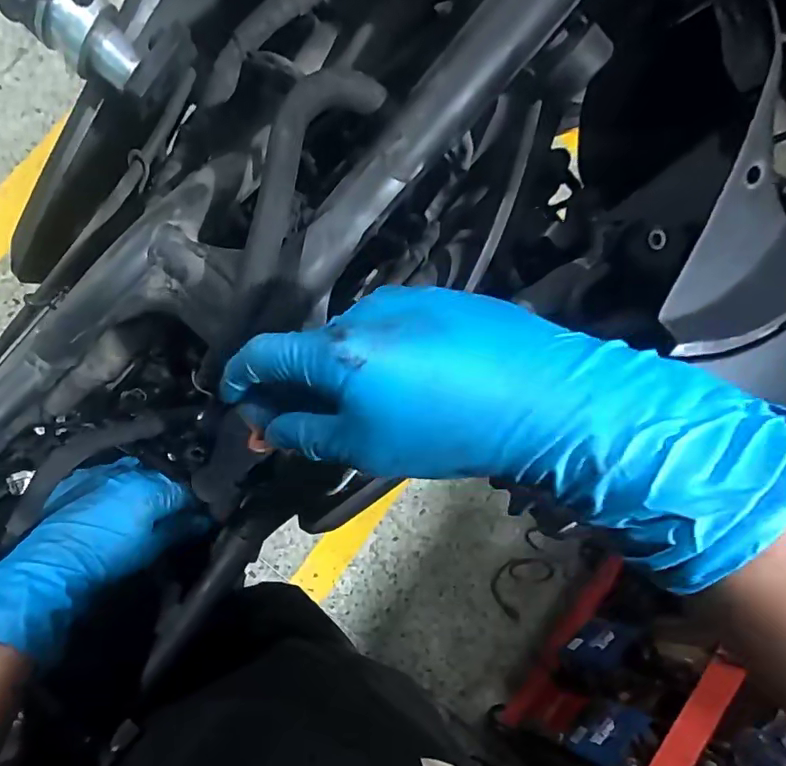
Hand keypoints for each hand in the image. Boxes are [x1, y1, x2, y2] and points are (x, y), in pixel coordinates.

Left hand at [0, 460, 205, 664]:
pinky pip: (107, 480)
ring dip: (142, 490)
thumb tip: (199, 519)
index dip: (194, 504)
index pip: (184, 489)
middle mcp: (123, 472)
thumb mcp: (150, 549)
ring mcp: (97, 473)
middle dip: (169, 494)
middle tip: (175, 516)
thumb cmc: (103, 562)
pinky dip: (116, 490)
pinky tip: (116, 509)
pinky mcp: (76, 481)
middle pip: (157, 477)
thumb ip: (178, 529)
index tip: (200, 516)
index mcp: (146, 485)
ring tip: (145, 514)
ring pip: (132, 476)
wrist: (50, 568)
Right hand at [220, 285, 785, 592]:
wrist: (554, 400)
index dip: (236, 377)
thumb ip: (300, 434)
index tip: (231, 398)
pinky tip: (393, 387)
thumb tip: (267, 426)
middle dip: (286, 388)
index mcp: (335, 349)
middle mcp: (363, 312)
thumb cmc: (445, 430)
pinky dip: (368, 360)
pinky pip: (384, 331)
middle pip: (302, 349)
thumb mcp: (359, 446)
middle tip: (287, 424)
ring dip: (329, 375)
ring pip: (344, 342)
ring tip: (348, 411)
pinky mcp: (444, 301)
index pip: (260, 353)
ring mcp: (407, 300)